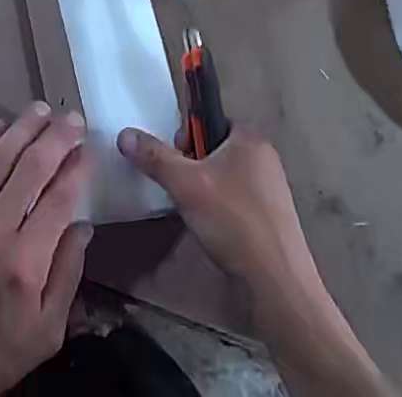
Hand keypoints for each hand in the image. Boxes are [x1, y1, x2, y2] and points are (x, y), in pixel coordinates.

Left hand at [0, 102, 94, 396]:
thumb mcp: (45, 332)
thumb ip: (68, 275)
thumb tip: (83, 226)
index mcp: (26, 262)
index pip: (60, 198)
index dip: (78, 168)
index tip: (88, 150)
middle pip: (32, 167)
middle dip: (57, 137)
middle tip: (73, 118)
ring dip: (23, 129)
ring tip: (41, 110)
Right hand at [116, 126, 317, 296]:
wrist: (276, 282)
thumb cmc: (232, 220)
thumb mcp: (185, 184)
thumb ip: (154, 157)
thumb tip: (125, 134)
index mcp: (250, 139)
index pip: (210, 119)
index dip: (187, 135)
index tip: (177, 159)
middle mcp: (264, 158)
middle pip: (215, 148)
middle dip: (193, 166)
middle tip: (183, 188)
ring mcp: (271, 189)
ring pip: (224, 176)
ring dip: (204, 189)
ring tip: (195, 212)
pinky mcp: (271, 217)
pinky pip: (236, 200)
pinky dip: (220, 208)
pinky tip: (212, 229)